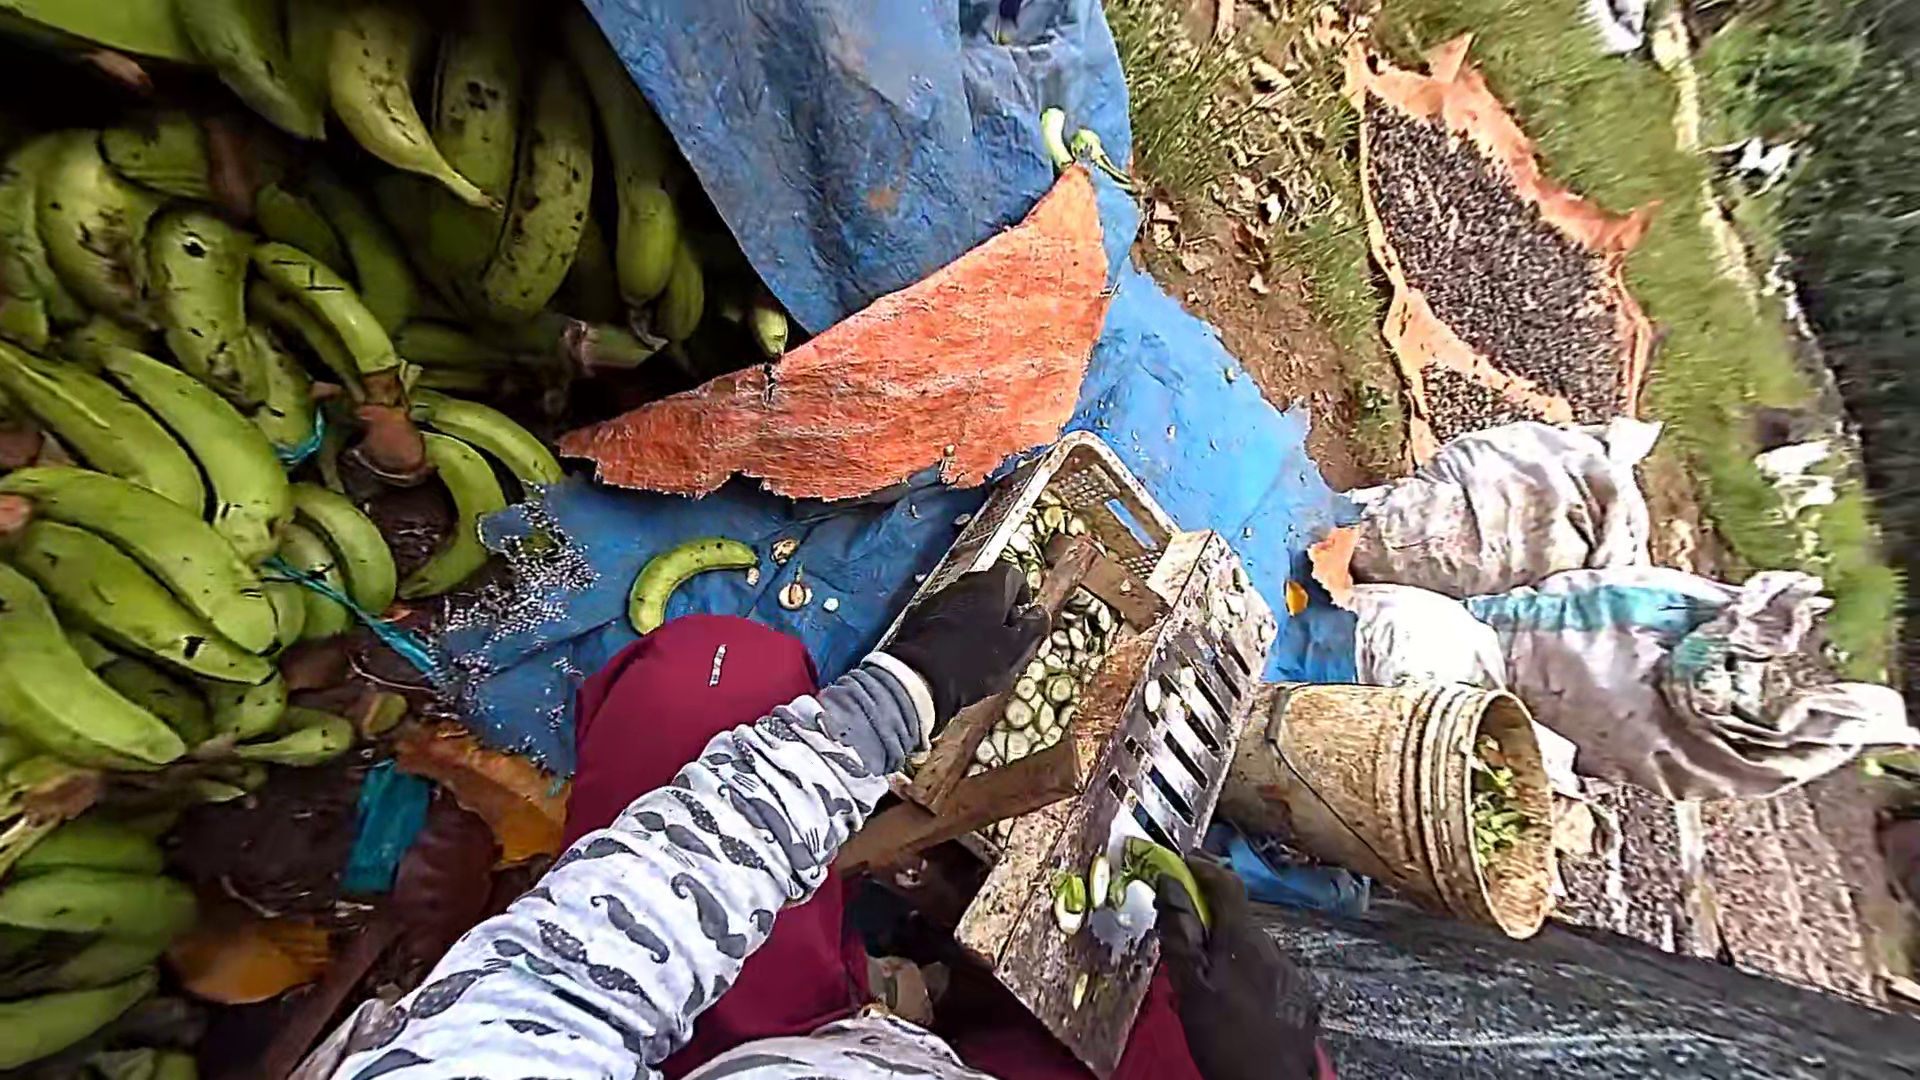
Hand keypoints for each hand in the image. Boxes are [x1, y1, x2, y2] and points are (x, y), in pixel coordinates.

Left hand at [883, 563, 1049, 725]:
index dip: (1022, 591)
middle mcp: (961, 586)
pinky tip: (955, 651)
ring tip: (980, 646)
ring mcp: (935, 600)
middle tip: (1006, 633)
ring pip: (963, 601)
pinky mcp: (916, 617)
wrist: (917, 679)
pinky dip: (953, 627)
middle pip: (986, 586)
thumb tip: (1040, 612)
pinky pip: (943, 615)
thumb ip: (1033, 627)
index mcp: (989, 588)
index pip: (1012, 573)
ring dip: (975, 616)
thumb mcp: (1015, 651)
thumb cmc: (973, 663)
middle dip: (999, 606)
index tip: (1023, 612)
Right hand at [1156, 857, 1325, 1079]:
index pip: (1226, 882)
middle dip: (1210, 916)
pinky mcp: (1301, 1001)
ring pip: (1252, 944)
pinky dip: (1246, 971)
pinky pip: (1267, 970)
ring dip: (1228, 947)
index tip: (1183, 861)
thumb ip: (1178, 928)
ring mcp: (1291, 976)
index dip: (1203, 866)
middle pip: (1237, 915)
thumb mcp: (1187, 982)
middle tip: (1184, 931)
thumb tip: (1170, 883)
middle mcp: (1273, 948)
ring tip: (1206, 974)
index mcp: (1243, 938)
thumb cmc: (1223, 1038)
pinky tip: (1233, 997)